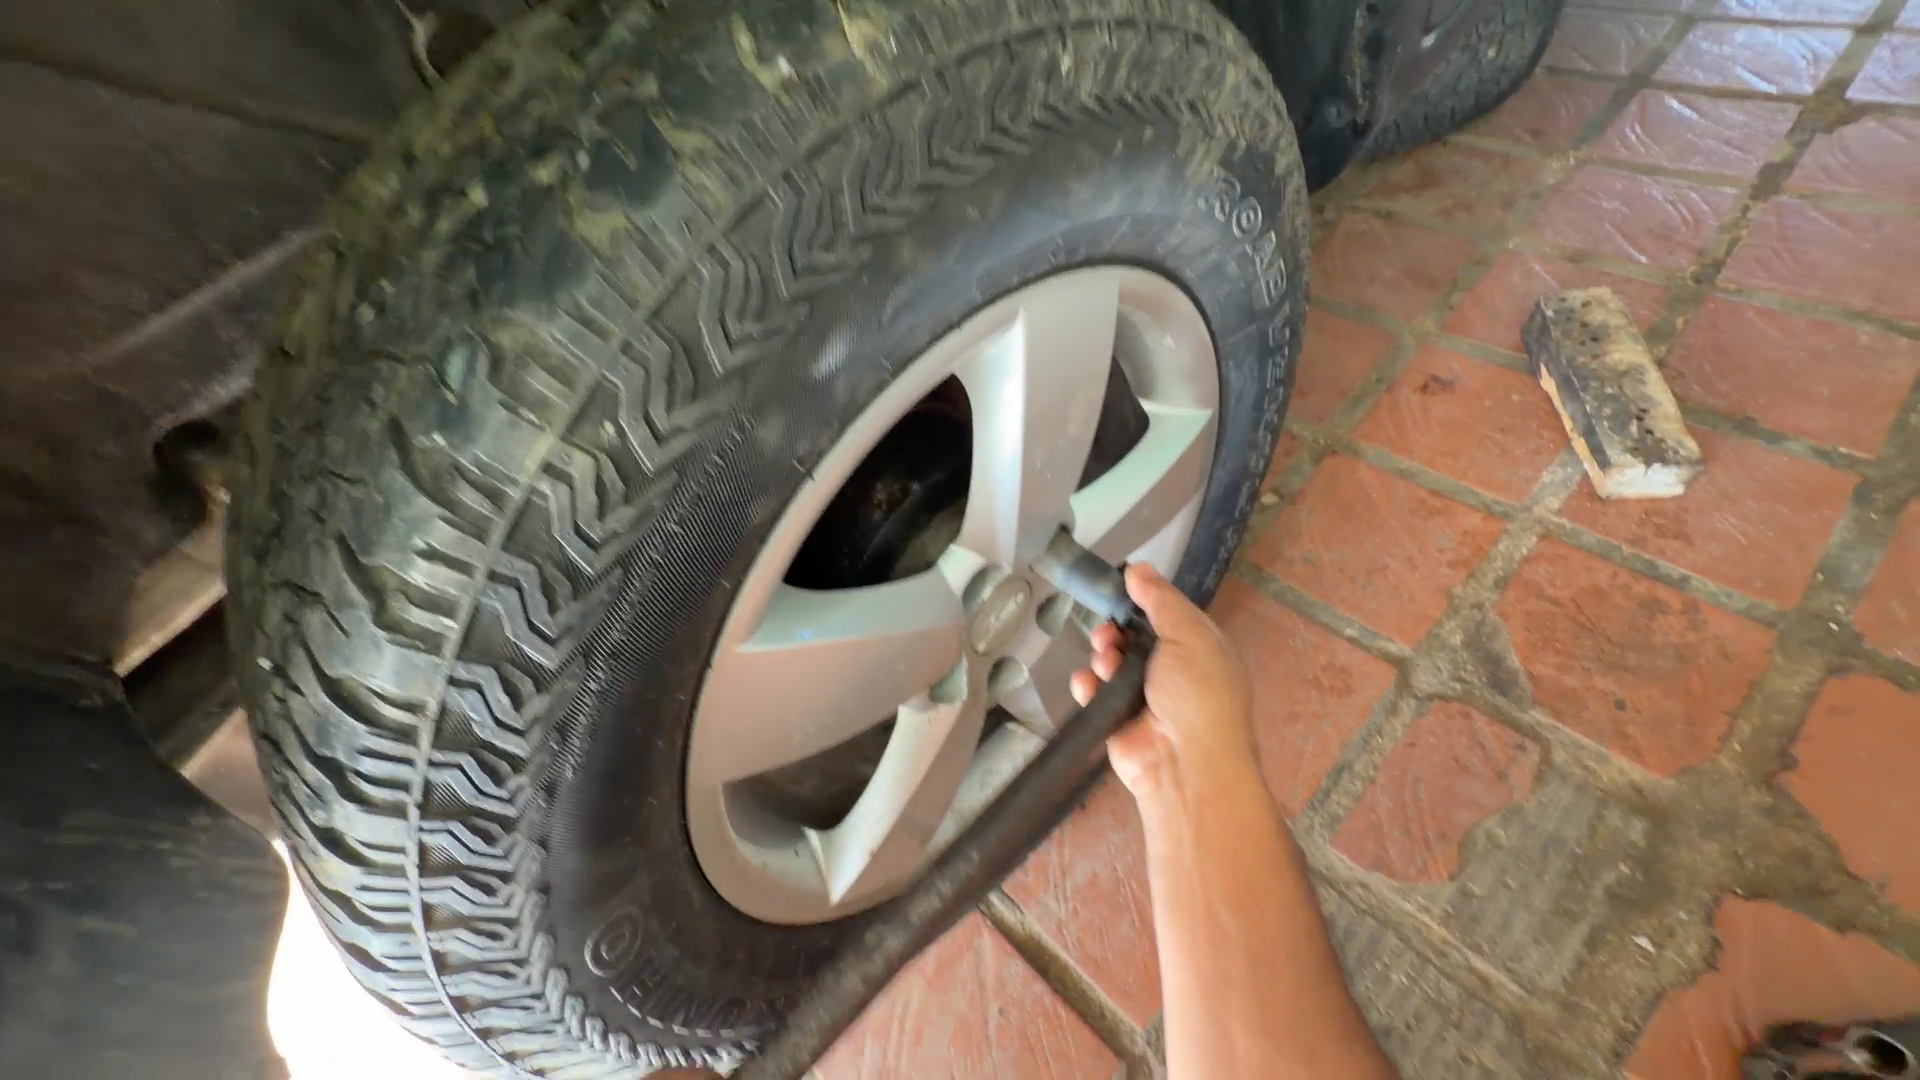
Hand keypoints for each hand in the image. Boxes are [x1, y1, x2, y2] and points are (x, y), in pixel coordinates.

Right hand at [1068, 564, 1258, 797]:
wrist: (1186, 764)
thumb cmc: (1197, 692)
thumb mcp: (1189, 635)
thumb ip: (1161, 600)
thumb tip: (1138, 568)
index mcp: (1199, 649)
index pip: (1167, 616)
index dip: (1144, 602)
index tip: (1120, 589)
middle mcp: (1173, 673)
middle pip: (1132, 638)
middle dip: (1114, 632)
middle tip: (1106, 635)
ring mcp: (1144, 699)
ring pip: (1110, 664)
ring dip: (1102, 657)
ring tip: (1103, 664)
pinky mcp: (1117, 721)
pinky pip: (1095, 694)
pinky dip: (1088, 687)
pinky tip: (1088, 686)